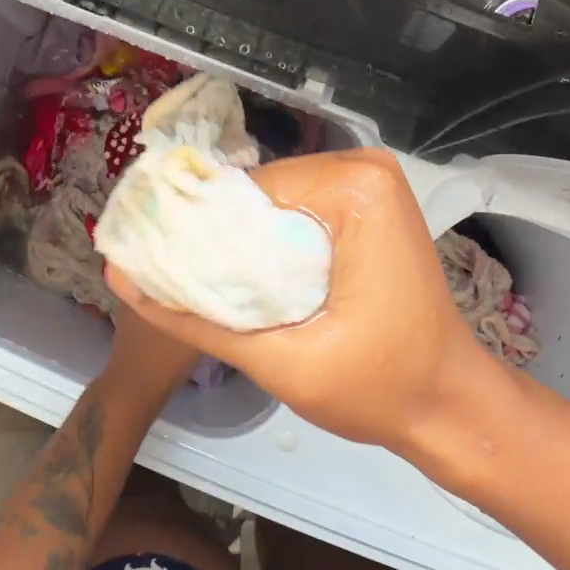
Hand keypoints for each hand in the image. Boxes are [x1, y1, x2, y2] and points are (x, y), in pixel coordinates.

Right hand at [106, 148, 487, 450]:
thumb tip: (120, 277)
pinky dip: (276, 242)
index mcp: (355, 188)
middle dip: (225, 238)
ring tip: (219, 288)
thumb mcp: (280, 361)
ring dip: (248, 242)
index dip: (204, 232)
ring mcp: (371, 181)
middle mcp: (365, 166)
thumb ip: (196, 317)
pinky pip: (300, 209)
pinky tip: (258, 280)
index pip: (248, 192)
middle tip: (189, 286)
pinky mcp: (370, 201)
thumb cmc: (380, 387)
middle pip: (261, 192)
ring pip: (275, 201)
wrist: (449, 403)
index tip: (167, 271)